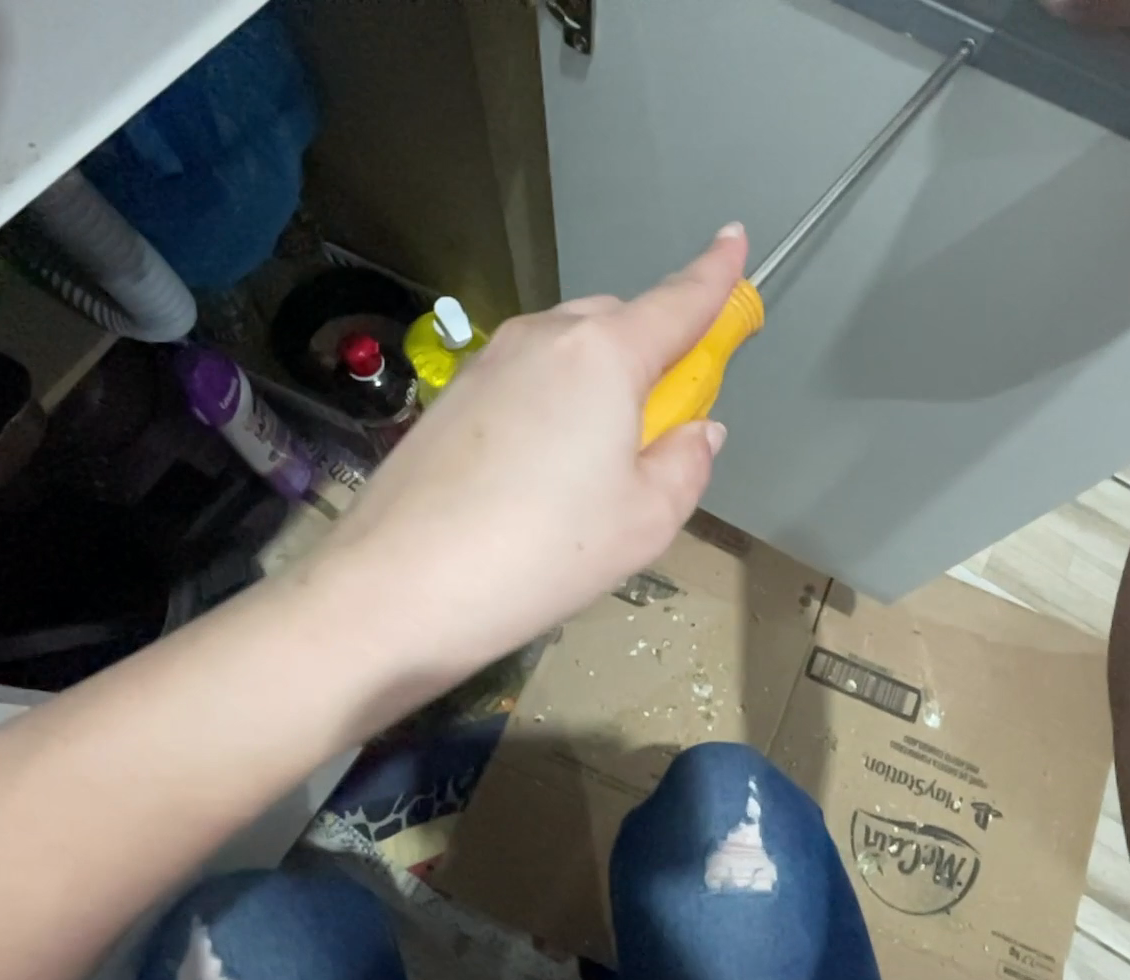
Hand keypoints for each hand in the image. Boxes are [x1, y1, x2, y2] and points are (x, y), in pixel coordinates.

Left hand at [310, 224, 748, 686]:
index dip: (715, 274)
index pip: (678, 301)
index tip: (735, 240)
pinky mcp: (452, 396)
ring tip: (590, 466)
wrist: (395, 589)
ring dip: (597, 384)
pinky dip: (552, 404)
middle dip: (650, 355)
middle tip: (655, 429)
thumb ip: (686, 464)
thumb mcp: (645, 522)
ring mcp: (487, 363)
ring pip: (566, 352)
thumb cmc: (541, 552)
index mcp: (603, 354)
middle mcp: (543, 338)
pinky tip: (537, 473)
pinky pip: (525, 380)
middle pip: (617, 323)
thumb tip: (696, 431)